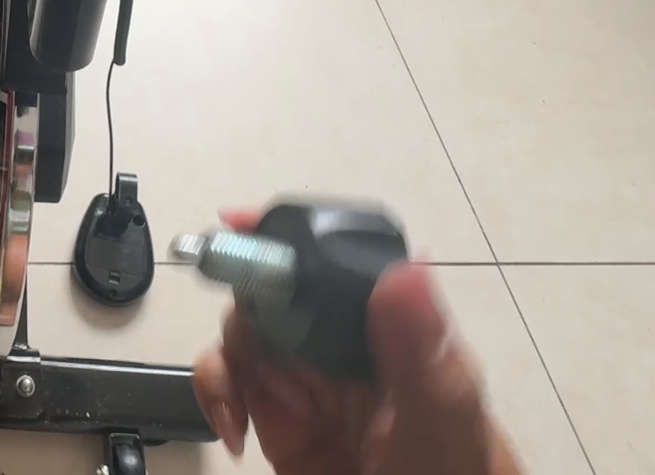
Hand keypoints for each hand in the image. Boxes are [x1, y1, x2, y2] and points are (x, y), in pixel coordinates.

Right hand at [192, 210, 514, 474]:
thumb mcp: (441, 433)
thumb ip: (421, 357)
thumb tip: (409, 267)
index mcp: (390, 331)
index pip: (336, 262)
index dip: (288, 234)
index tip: (237, 221)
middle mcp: (343, 347)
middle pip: (277, 287)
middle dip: (244, 298)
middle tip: (242, 332)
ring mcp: (305, 380)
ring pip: (244, 327)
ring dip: (230, 351)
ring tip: (244, 402)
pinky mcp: (273, 416)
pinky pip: (226, 376)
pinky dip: (214, 389)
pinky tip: (231, 426)